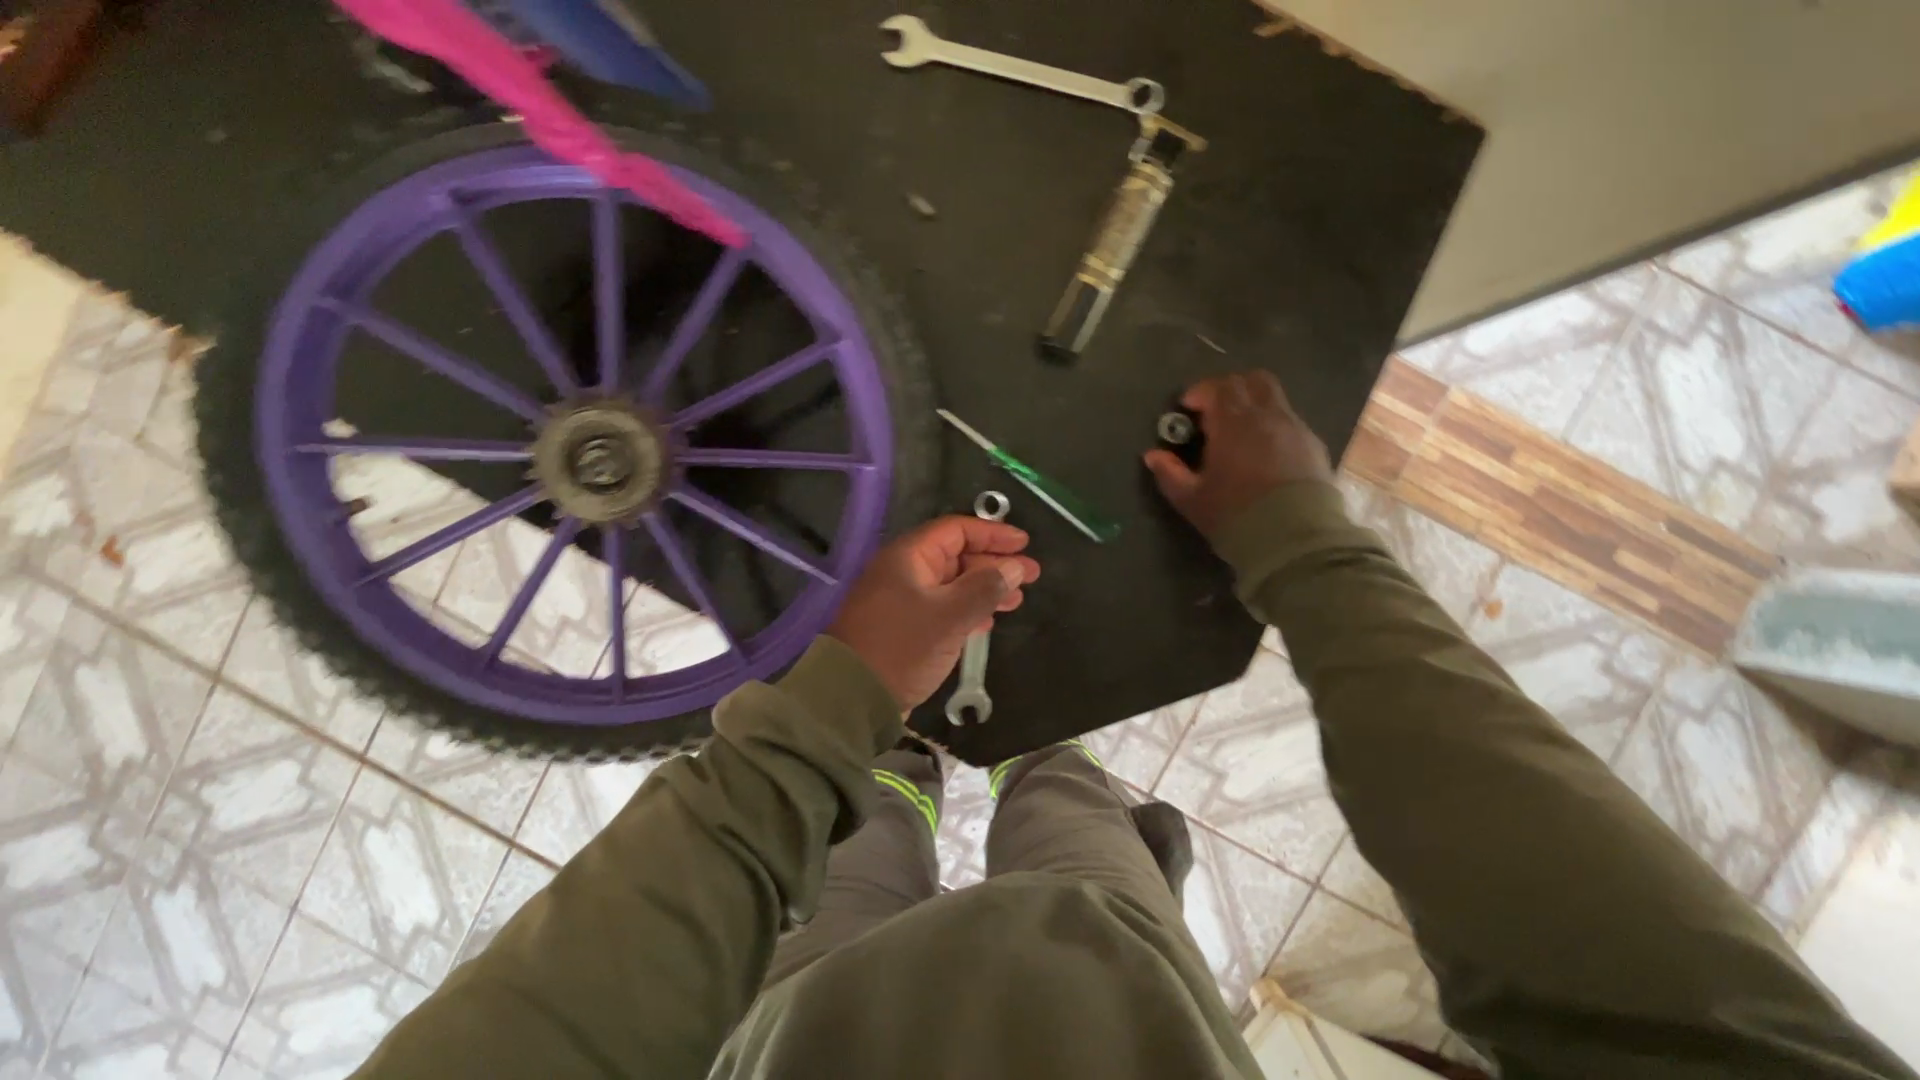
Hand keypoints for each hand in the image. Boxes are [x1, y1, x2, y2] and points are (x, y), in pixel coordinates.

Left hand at [827, 516, 1041, 710]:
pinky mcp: (903, 627)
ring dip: (984, 588)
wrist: (852, 696)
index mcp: (908, 557)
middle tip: (1030, 575)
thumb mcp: (948, 616)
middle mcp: (903, 571)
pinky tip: (988, 621)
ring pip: (951, 583)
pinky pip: (942, 607)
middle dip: (993, 563)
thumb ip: (984, 588)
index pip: (955, 530)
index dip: (992, 534)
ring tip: (1016, 600)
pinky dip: (967, 609)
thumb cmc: (901, 647)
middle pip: (955, 556)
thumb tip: (1014, 567)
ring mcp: (901, 600)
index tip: (1025, 543)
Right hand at [1142, 370, 1332, 536]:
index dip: (1200, 392)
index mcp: (1234, 422)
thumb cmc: (1235, 515)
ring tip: (1241, 431)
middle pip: (1251, 380)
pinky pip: (1290, 421)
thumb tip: (1153, 455)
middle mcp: (1267, 415)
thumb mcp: (1192, 500)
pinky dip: (1273, 425)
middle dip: (1229, 389)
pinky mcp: (1314, 445)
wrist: (1294, 537)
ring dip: (1254, 404)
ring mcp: (1295, 428)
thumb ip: (1170, 473)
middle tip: (1214, 412)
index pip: (1218, 387)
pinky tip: (1266, 453)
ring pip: (1274, 397)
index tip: (1188, 409)